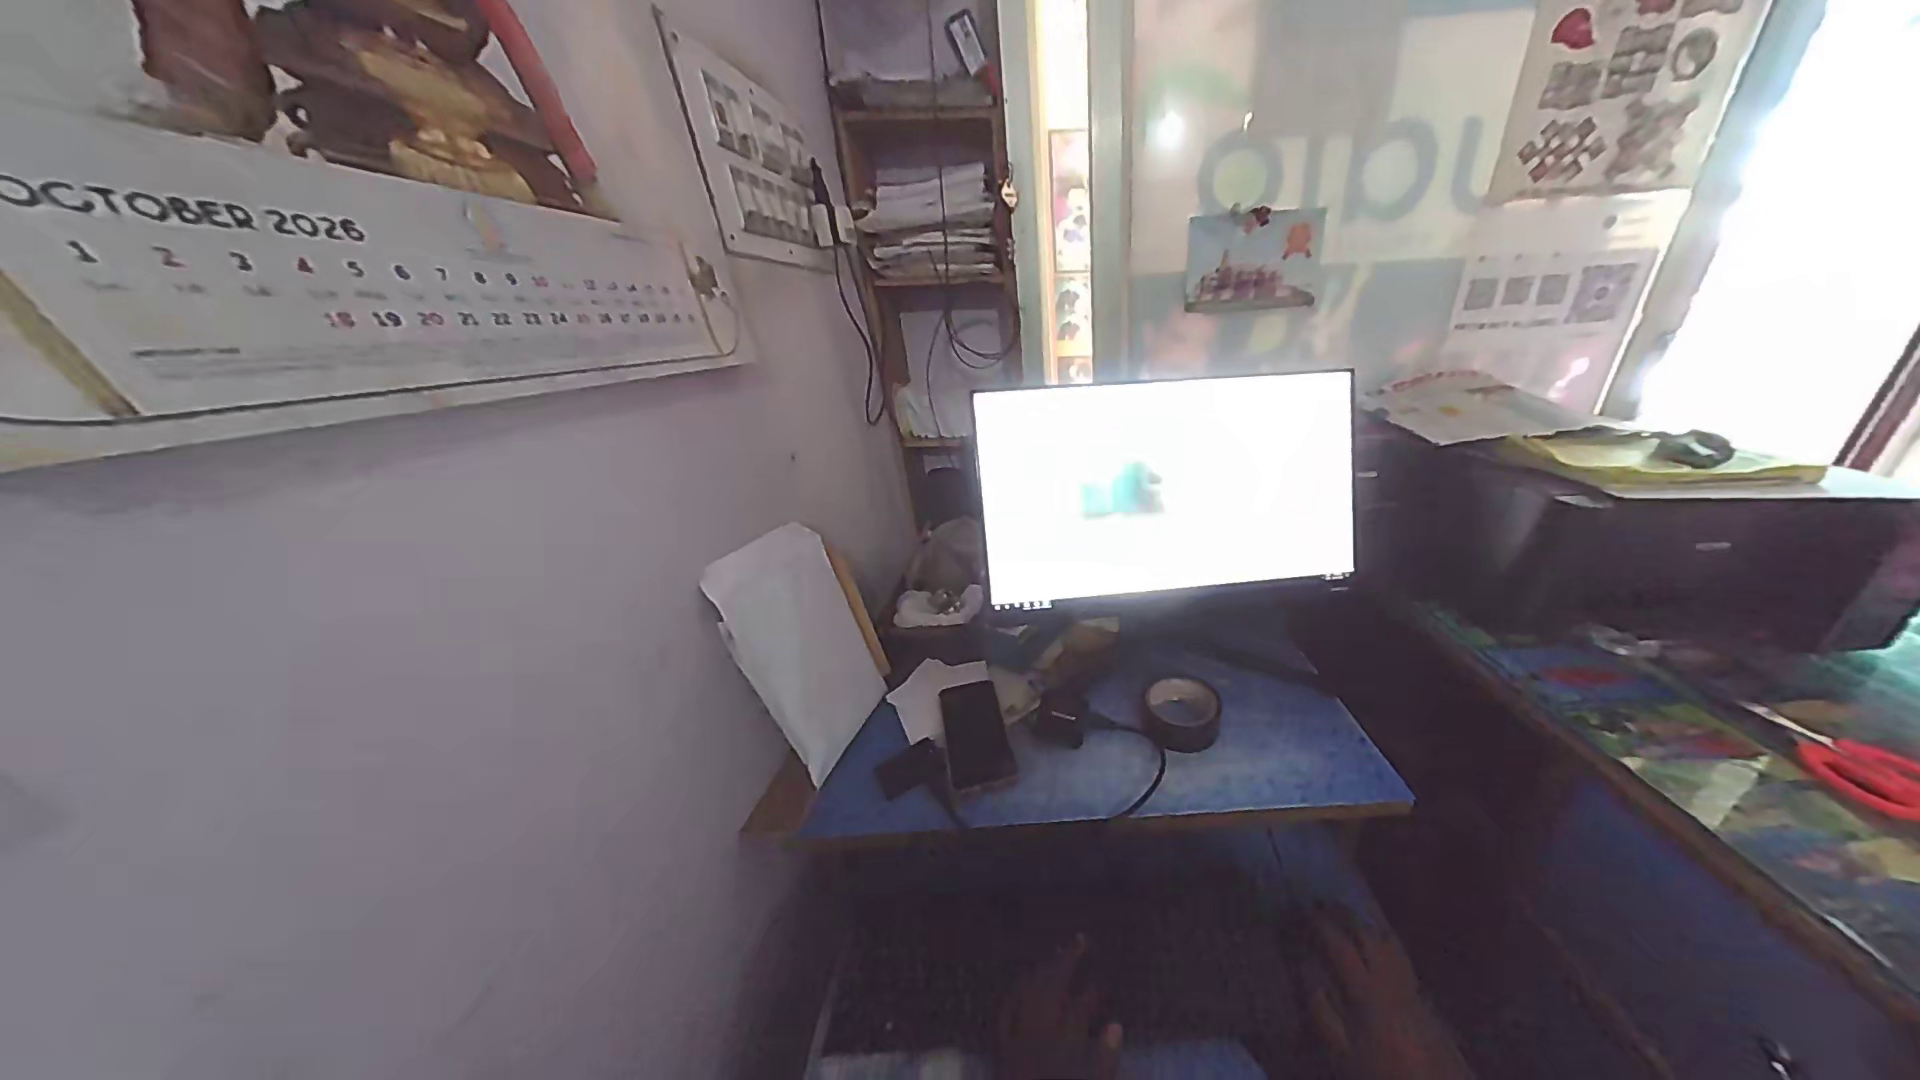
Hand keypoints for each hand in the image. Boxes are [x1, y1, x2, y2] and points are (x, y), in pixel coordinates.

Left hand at [995, 934, 1122, 1079]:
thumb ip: (1105, 1062)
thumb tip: (1116, 1027)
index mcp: (1062, 1050)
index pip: (1077, 1005)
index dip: (1088, 986)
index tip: (1099, 974)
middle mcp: (1035, 1039)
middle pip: (1049, 988)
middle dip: (1064, 962)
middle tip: (1079, 940)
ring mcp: (1013, 1044)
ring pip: (1026, 994)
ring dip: (1041, 971)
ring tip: (1055, 956)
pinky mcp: (999, 1054)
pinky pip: (1005, 1011)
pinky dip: (1016, 991)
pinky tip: (1022, 983)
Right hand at [1306, 912, 1474, 1079]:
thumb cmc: (1384, 1074)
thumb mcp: (1345, 1055)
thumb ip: (1324, 1016)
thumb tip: (1312, 982)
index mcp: (1368, 992)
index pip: (1341, 946)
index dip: (1321, 925)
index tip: (1303, 911)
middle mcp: (1391, 982)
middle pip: (1368, 936)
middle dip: (1344, 916)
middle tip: (1324, 905)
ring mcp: (1411, 989)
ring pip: (1390, 943)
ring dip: (1367, 925)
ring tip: (1350, 917)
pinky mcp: (1424, 1001)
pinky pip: (1402, 958)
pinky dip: (1385, 942)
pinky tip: (1378, 945)